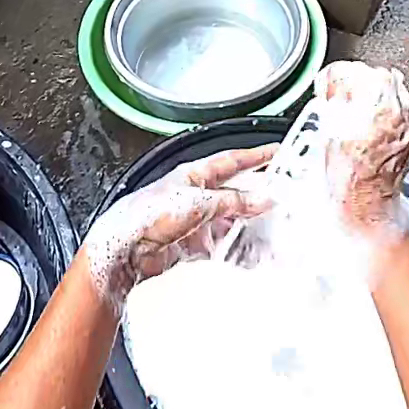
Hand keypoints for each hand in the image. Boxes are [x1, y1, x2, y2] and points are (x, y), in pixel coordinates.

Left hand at [81, 144, 276, 302]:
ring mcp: (195, 220)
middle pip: (235, 194)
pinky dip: (239, 252)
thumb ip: (233, 202)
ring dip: (252, 230)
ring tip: (273, 236)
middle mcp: (196, 195)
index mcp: (195, 175)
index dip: (256, 155)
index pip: (232, 161)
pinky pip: (223, 246)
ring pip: (232, 223)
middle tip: (284, 200)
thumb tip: (262, 198)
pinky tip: (252, 257)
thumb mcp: (198, 202)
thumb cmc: (147, 214)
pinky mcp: (192, 244)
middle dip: (259, 199)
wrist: (124, 249)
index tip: (277, 152)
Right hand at [307, 61, 408, 239]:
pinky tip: (368, 123)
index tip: (331, 82)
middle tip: (341, 91)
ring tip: (354, 106)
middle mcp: (401, 115)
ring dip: (373, 95)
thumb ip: (336, 104)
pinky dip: (384, 112)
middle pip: (383, 78)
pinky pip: (400, 113)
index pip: (364, 72)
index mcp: (379, 109)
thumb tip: (335, 89)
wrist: (367, 206)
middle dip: (359, 81)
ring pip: (394, 93)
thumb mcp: (330, 133)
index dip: (342, 74)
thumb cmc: (348, 179)